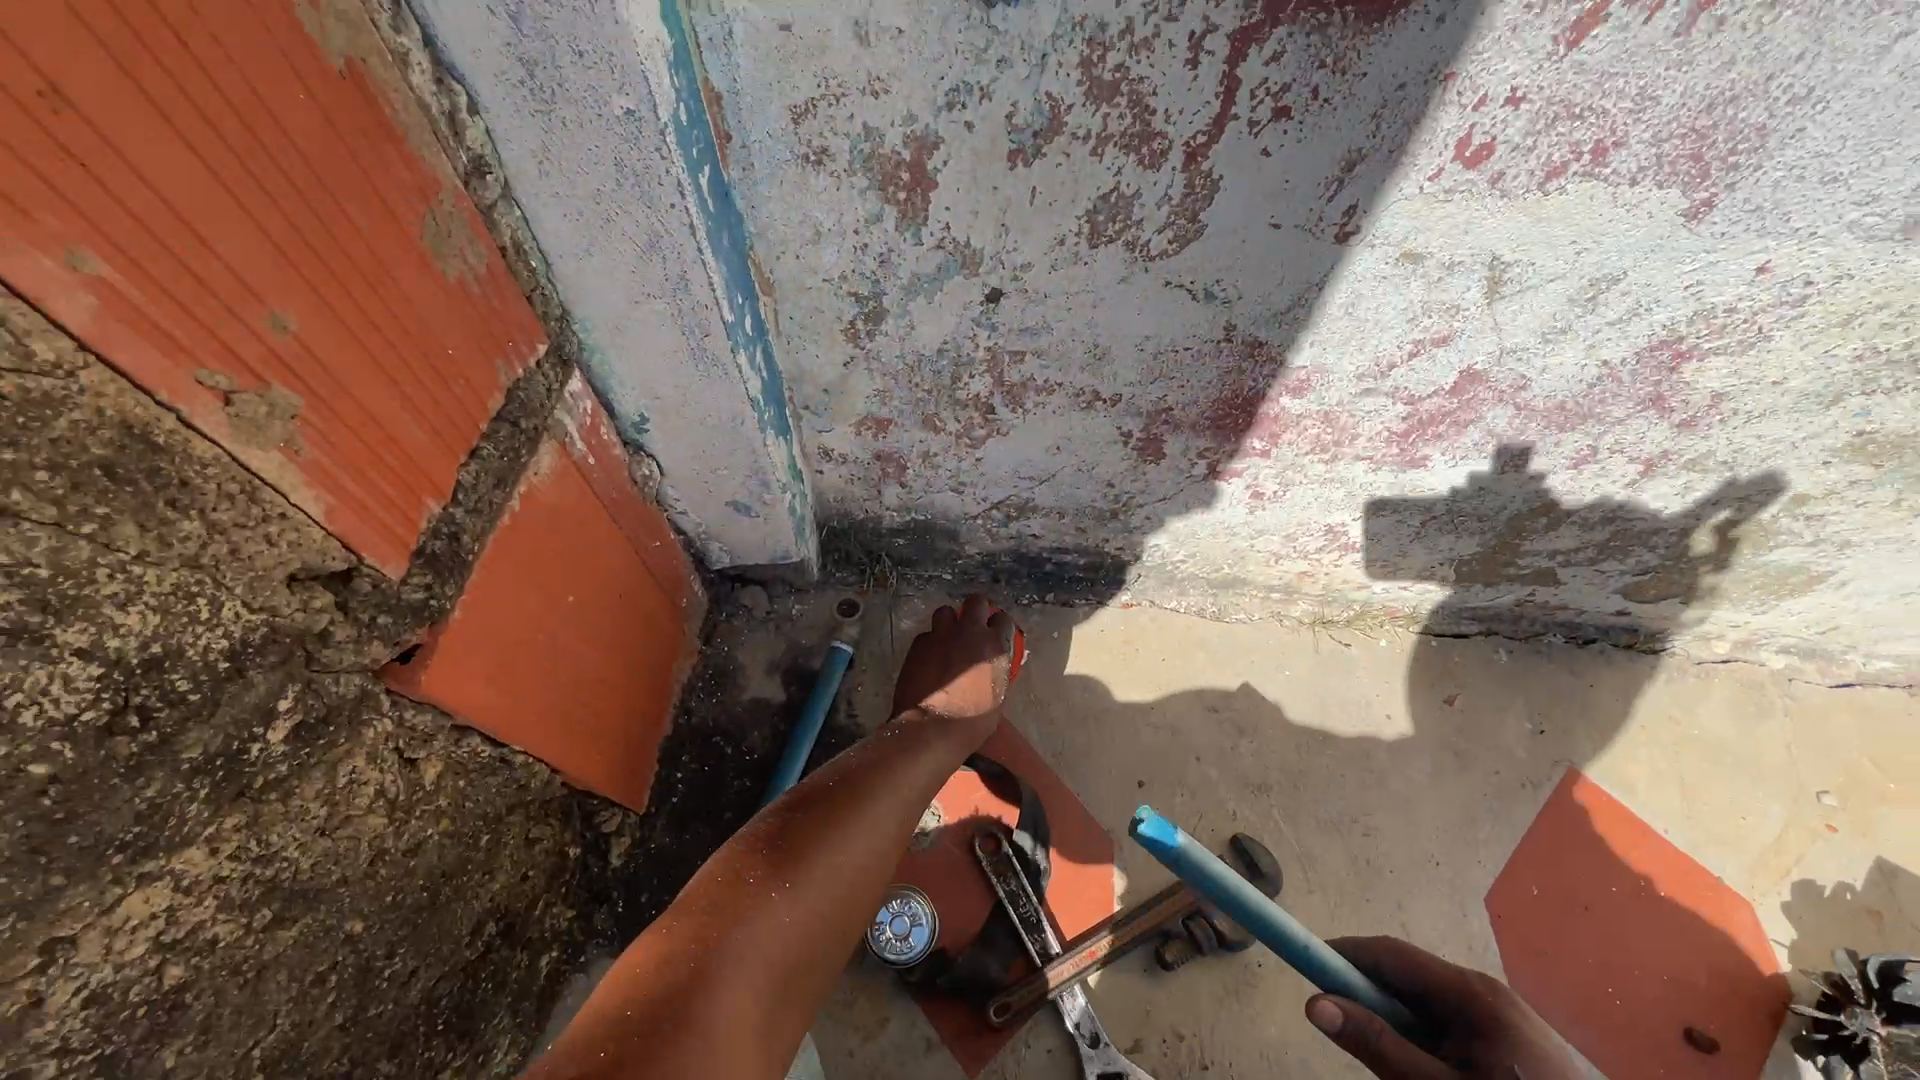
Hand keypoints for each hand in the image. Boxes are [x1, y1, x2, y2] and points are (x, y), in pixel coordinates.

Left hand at [889, 595, 1013, 729]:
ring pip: (945, 611)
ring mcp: (941, 635)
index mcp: (995, 646)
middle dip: (975, 609)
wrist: (931, 728)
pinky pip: (926, 635)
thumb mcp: (996, 697)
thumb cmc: (972, 722)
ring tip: (947, 638)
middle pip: (976, 602)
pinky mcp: (918, 644)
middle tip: (972, 625)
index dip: (999, 625)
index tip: (996, 633)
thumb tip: (992, 666)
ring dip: (948, 622)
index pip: (1003, 619)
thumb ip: (995, 672)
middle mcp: (969, 632)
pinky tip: (929, 658)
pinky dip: (930, 642)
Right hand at [1306, 937, 1580, 1079]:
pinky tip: (1430, 1075)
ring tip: (1397, 1070)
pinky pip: (1451, 1026)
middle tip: (1348, 1038)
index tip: (1303, 970)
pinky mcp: (1513, 1039)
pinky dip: (1426, 1042)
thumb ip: (1378, 1045)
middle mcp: (1484, 989)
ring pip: (1426, 1006)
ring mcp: (1502, 1014)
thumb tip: (1314, 1002)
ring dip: (1397, 1026)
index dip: (1340, 955)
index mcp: (1468, 991)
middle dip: (1368, 999)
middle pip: (1404, 978)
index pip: (1386, 953)